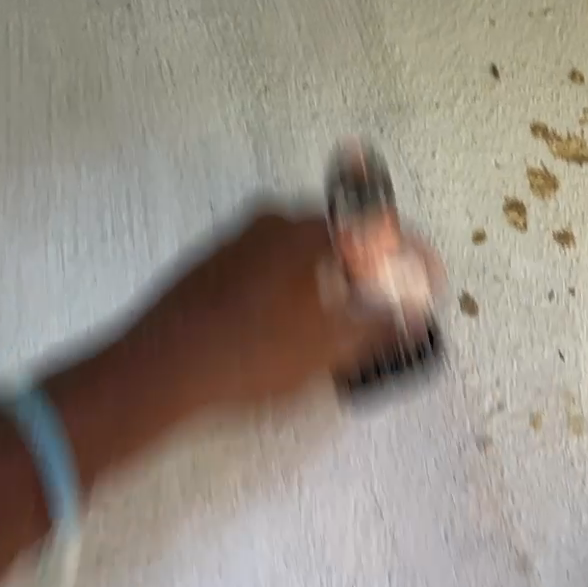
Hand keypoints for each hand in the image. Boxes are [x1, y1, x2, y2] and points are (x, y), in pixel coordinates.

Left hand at [113, 209, 436, 412]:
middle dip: (371, 265)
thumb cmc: (252, 352)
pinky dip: (297, 281)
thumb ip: (378, 326)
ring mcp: (239, 238)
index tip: (428, 282)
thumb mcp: (327, 347)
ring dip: (332, 274)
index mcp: (307, 231)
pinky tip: (290, 320)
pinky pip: (272, 261)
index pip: (378, 229)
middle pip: (341, 232)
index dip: (412, 256)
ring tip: (340, 318)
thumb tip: (411, 317)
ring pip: (303, 247)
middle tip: (383, 302)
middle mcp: (274, 220)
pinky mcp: (213, 260)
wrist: (159, 366)